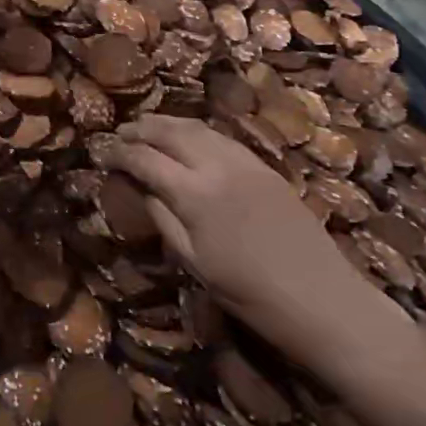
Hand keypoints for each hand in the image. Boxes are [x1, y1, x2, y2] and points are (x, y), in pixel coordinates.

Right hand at [97, 116, 390, 361]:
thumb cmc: (250, 294)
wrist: (325, 302)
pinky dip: (196, 131)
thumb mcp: (193, 262)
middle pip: (170, 132)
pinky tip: (188, 139)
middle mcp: (217, 165)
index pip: (144, 158)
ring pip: (197, 127)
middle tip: (119, 133)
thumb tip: (138, 187)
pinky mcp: (265, 166)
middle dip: (140, 128)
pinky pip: (221, 137)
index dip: (118, 153)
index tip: (101, 154)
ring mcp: (245, 162)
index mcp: (194, 193)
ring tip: (147, 128)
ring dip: (167, 123)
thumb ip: (162, 217)